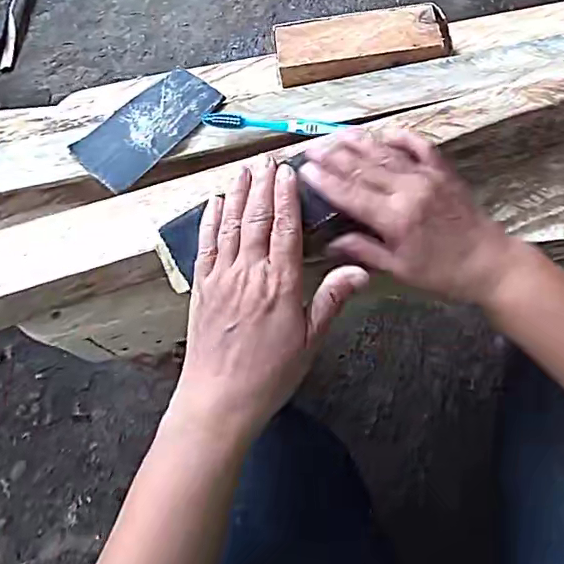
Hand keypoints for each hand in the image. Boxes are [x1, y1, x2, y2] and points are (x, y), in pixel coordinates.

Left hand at [169, 161, 369, 438]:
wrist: (217, 404)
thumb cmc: (269, 374)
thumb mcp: (310, 340)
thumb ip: (332, 300)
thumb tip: (361, 270)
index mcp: (280, 284)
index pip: (285, 228)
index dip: (287, 196)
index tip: (289, 172)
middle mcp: (250, 275)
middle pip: (257, 219)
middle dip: (263, 186)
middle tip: (269, 160)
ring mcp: (222, 280)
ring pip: (231, 226)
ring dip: (239, 195)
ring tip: (246, 170)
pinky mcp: (202, 289)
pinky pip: (206, 246)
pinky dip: (211, 221)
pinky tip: (215, 203)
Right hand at [300, 129, 526, 306]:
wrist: (489, 261)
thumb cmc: (443, 272)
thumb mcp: (400, 269)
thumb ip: (365, 250)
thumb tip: (331, 242)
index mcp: (395, 217)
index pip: (351, 193)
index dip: (325, 181)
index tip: (304, 169)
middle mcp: (409, 190)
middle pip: (364, 168)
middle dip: (335, 157)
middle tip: (312, 148)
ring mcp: (428, 177)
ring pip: (387, 154)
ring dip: (361, 144)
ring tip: (338, 135)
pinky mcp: (444, 171)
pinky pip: (420, 147)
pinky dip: (402, 138)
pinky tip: (385, 132)